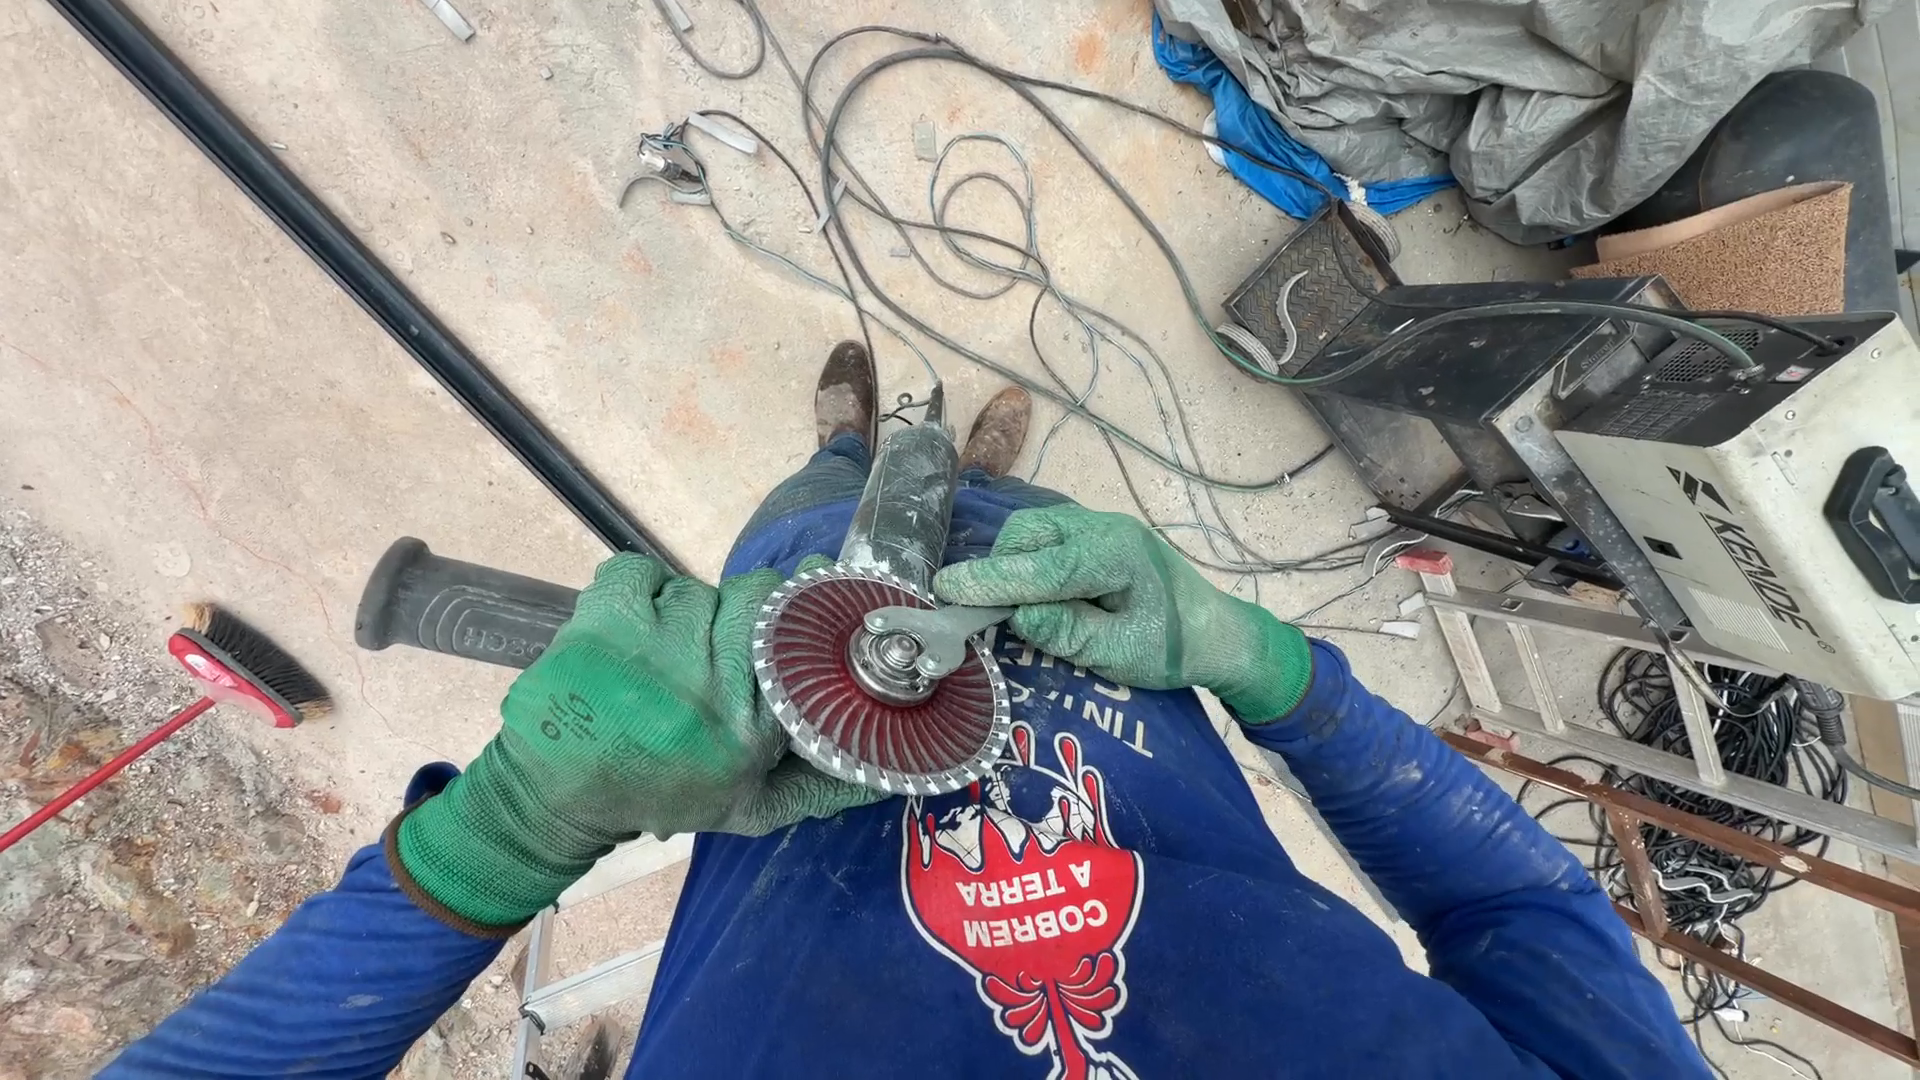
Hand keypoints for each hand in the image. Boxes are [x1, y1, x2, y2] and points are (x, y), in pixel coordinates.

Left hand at [398, 554, 883, 925]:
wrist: (555, 802)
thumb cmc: (665, 794)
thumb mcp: (752, 808)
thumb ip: (818, 788)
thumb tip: (883, 776)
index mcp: (754, 729)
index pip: (799, 632)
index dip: (811, 594)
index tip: (816, 579)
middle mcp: (715, 688)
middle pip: (754, 596)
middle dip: (745, 605)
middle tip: (725, 630)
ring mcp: (656, 655)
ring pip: (695, 589)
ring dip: (684, 608)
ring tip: (668, 645)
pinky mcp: (601, 630)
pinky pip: (636, 571)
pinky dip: (636, 584)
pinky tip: (634, 616)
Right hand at [933, 505, 1311, 720]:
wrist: (1217, 633)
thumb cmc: (1172, 649)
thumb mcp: (1121, 653)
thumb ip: (1068, 632)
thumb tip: (1015, 614)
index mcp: (1115, 556)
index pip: (1041, 567)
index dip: (991, 580)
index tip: (947, 590)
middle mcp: (1104, 528)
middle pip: (1028, 534)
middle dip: (999, 567)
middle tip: (988, 612)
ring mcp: (1100, 527)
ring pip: (1032, 531)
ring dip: (1011, 563)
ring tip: (1013, 605)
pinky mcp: (1095, 536)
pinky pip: (1045, 538)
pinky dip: (1026, 560)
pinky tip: (1032, 591)